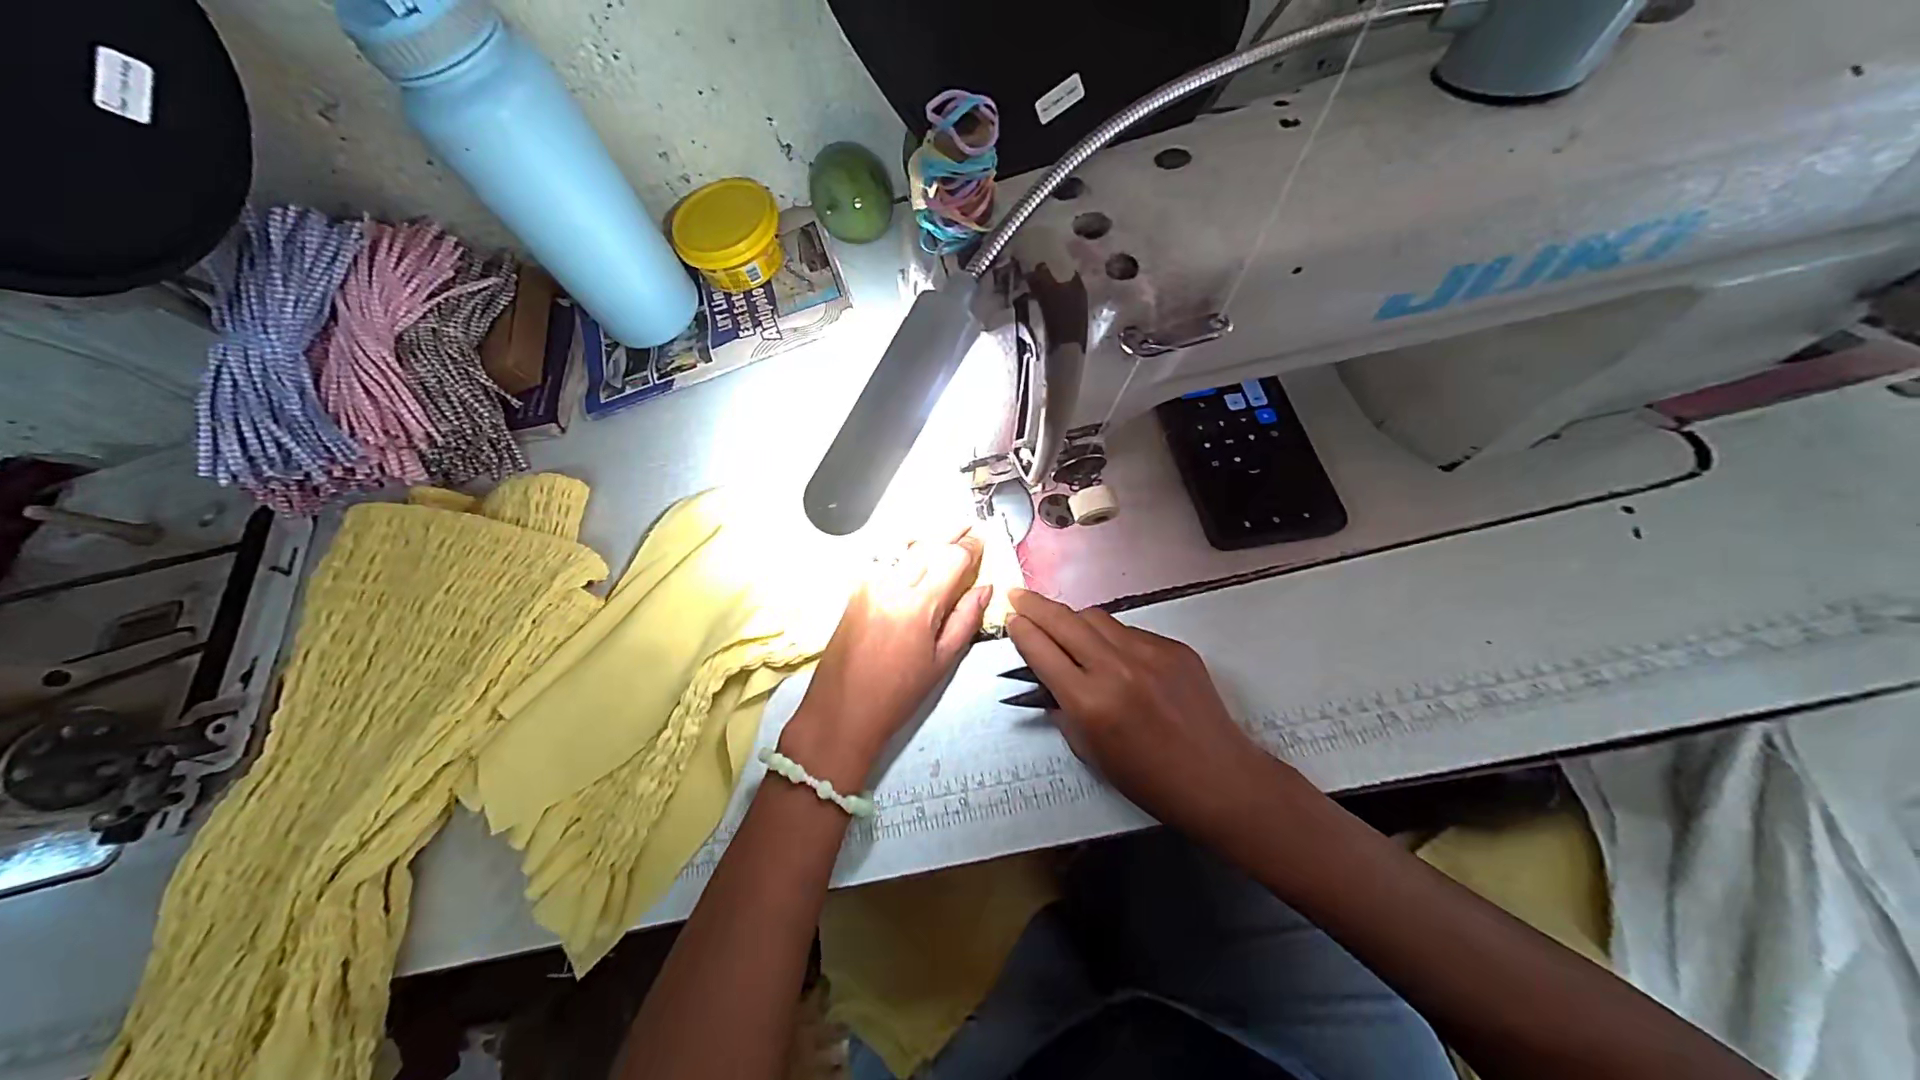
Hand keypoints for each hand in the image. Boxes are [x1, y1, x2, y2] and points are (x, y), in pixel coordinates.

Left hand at [782, 530, 990, 786]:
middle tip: (969, 525)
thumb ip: (966, 619)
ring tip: (946, 532)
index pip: (952, 558)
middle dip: (951, 532)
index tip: (983, 539)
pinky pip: (884, 559)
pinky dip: (904, 550)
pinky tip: (915, 552)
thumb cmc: (896, 695)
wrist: (840, 711)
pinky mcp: (854, 591)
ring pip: (904, 546)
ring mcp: (868, 585)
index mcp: (918, 605)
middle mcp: (891, 585)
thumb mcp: (942, 662)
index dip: (971, 546)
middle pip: (927, 543)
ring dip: (927, 537)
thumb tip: (984, 588)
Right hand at [1004, 588, 1297, 838]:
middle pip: (1065, 621)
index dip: (1022, 631)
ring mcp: (1149, 653)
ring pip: (1098, 618)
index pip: (1043, 651)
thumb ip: (1064, 710)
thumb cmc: (1148, 778)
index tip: (1011, 619)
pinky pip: (1130, 631)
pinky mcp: (1174, 647)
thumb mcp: (1091, 751)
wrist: (1217, 777)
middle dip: (1036, 605)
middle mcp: (1117, 669)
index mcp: (1091, 702)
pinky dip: (1112, 637)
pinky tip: (1113, 653)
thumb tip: (1049, 681)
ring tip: (1062, 625)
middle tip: (1018, 596)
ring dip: (1073, 619)